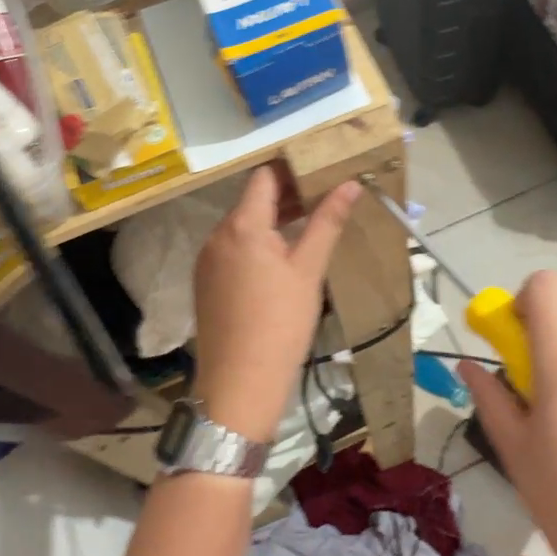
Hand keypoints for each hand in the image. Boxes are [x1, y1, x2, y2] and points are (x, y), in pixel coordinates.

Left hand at [192, 168, 360, 440]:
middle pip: (252, 200)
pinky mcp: (206, 283)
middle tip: (326, 196)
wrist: (239, 387)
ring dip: (274, 220)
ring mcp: (207, 260)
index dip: (292, 168)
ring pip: (243, 226)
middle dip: (288, 195)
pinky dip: (258, 244)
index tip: (322, 168)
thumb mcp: (309, 270)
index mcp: (242, 226)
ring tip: (311, 225)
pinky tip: (284, 259)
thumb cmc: (280, 324)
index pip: (264, 177)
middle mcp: (217, 235)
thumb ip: (327, 222)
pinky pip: (233, 249)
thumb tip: (350, 183)